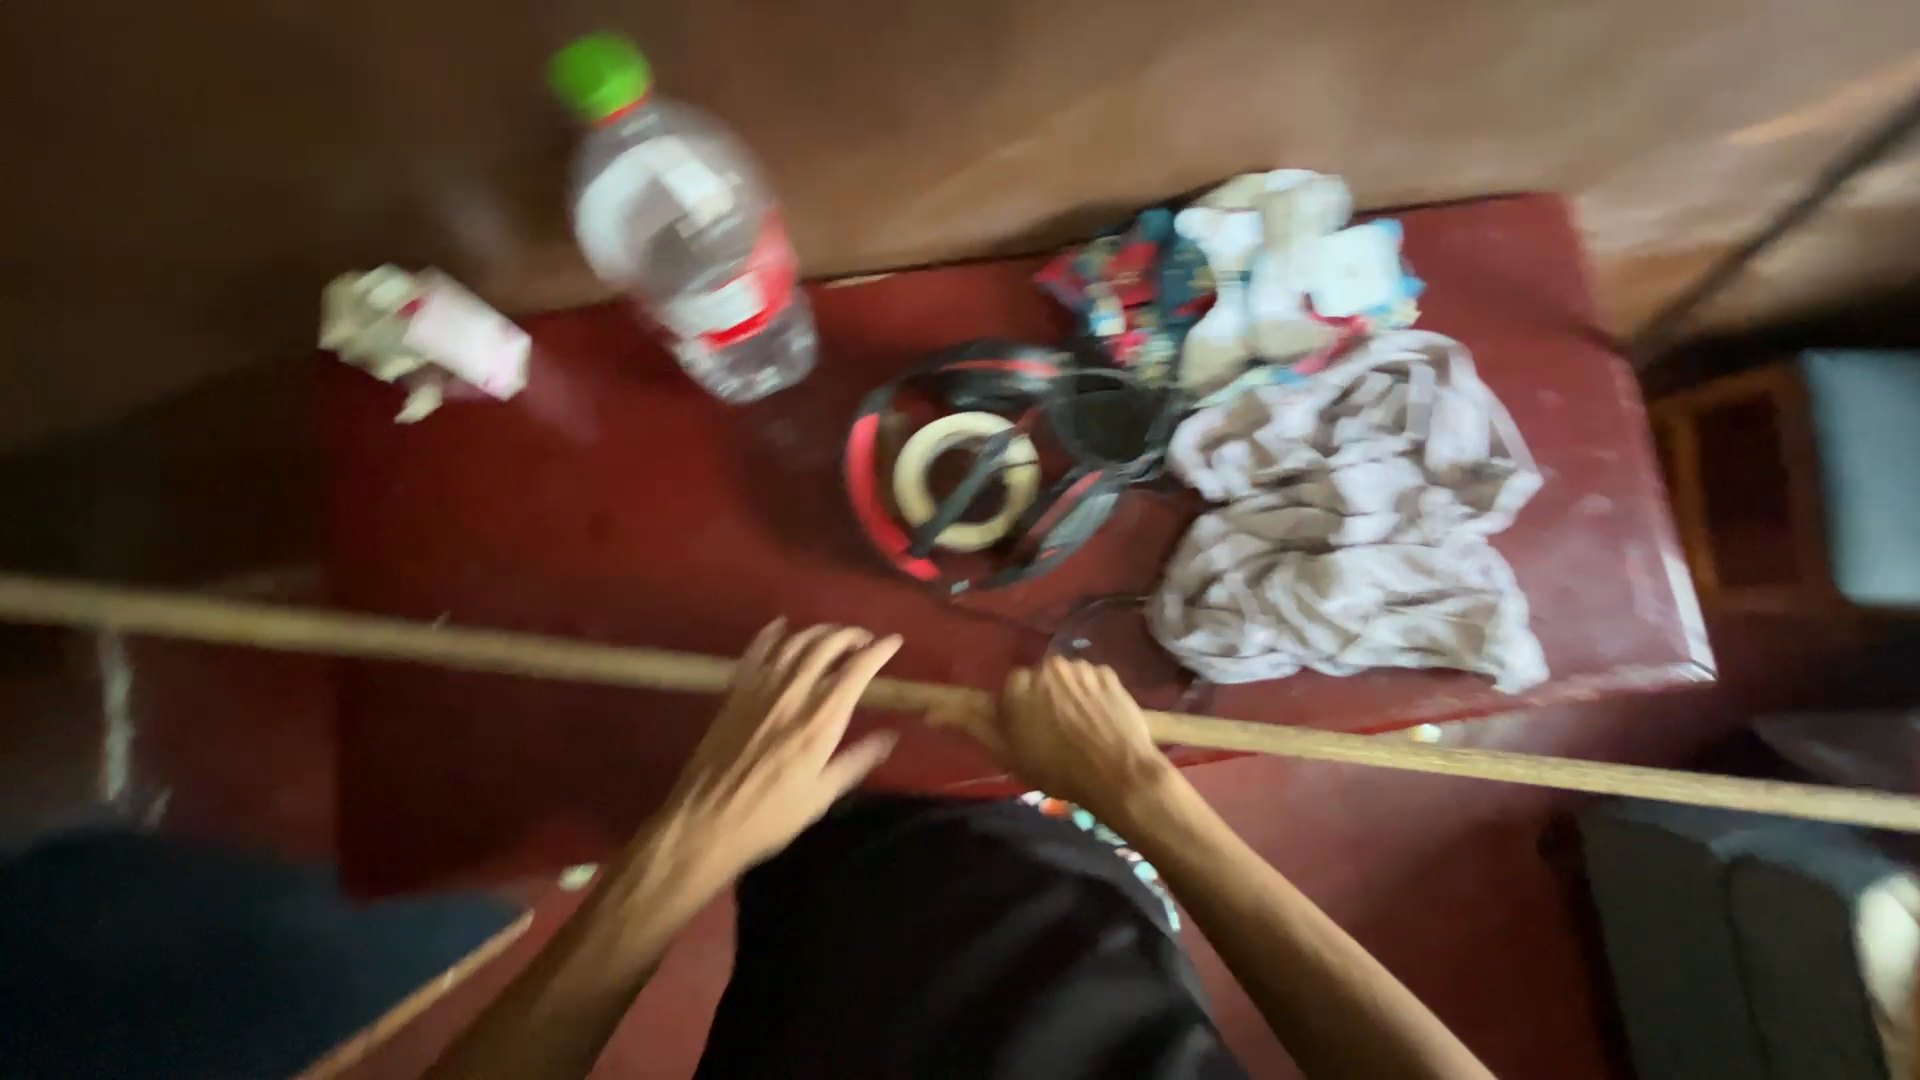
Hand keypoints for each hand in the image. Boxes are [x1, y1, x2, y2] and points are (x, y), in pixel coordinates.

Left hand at [657, 620, 901, 882]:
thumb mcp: (822, 795)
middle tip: (864, 641)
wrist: (706, 821)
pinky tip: (781, 626)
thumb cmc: (770, 816)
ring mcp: (761, 688)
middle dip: (851, 635)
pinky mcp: (736, 691)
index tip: (893, 642)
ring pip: (796, 641)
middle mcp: (794, 692)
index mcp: (821, 719)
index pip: (857, 669)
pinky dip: (772, 633)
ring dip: (819, 631)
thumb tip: (889, 738)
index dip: (879, 650)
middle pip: (828, 644)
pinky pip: (756, 650)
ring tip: (833, 636)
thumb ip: (857, 760)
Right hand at [959, 656, 1174, 817]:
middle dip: (1043, 701)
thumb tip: (928, 711)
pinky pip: (1092, 680)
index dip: (1018, 712)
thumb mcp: (1005, 752)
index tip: (1028, 734)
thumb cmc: (1056, 769)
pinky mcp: (1109, 673)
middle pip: (1038, 681)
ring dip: (1068, 697)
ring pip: (1065, 679)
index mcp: (1018, 684)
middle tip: (1055, 735)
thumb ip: (968, 724)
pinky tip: (1099, 722)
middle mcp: (1046, 666)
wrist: (1118, 775)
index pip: (1010, 690)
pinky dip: (1093, 696)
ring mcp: (1081, 668)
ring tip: (1080, 730)